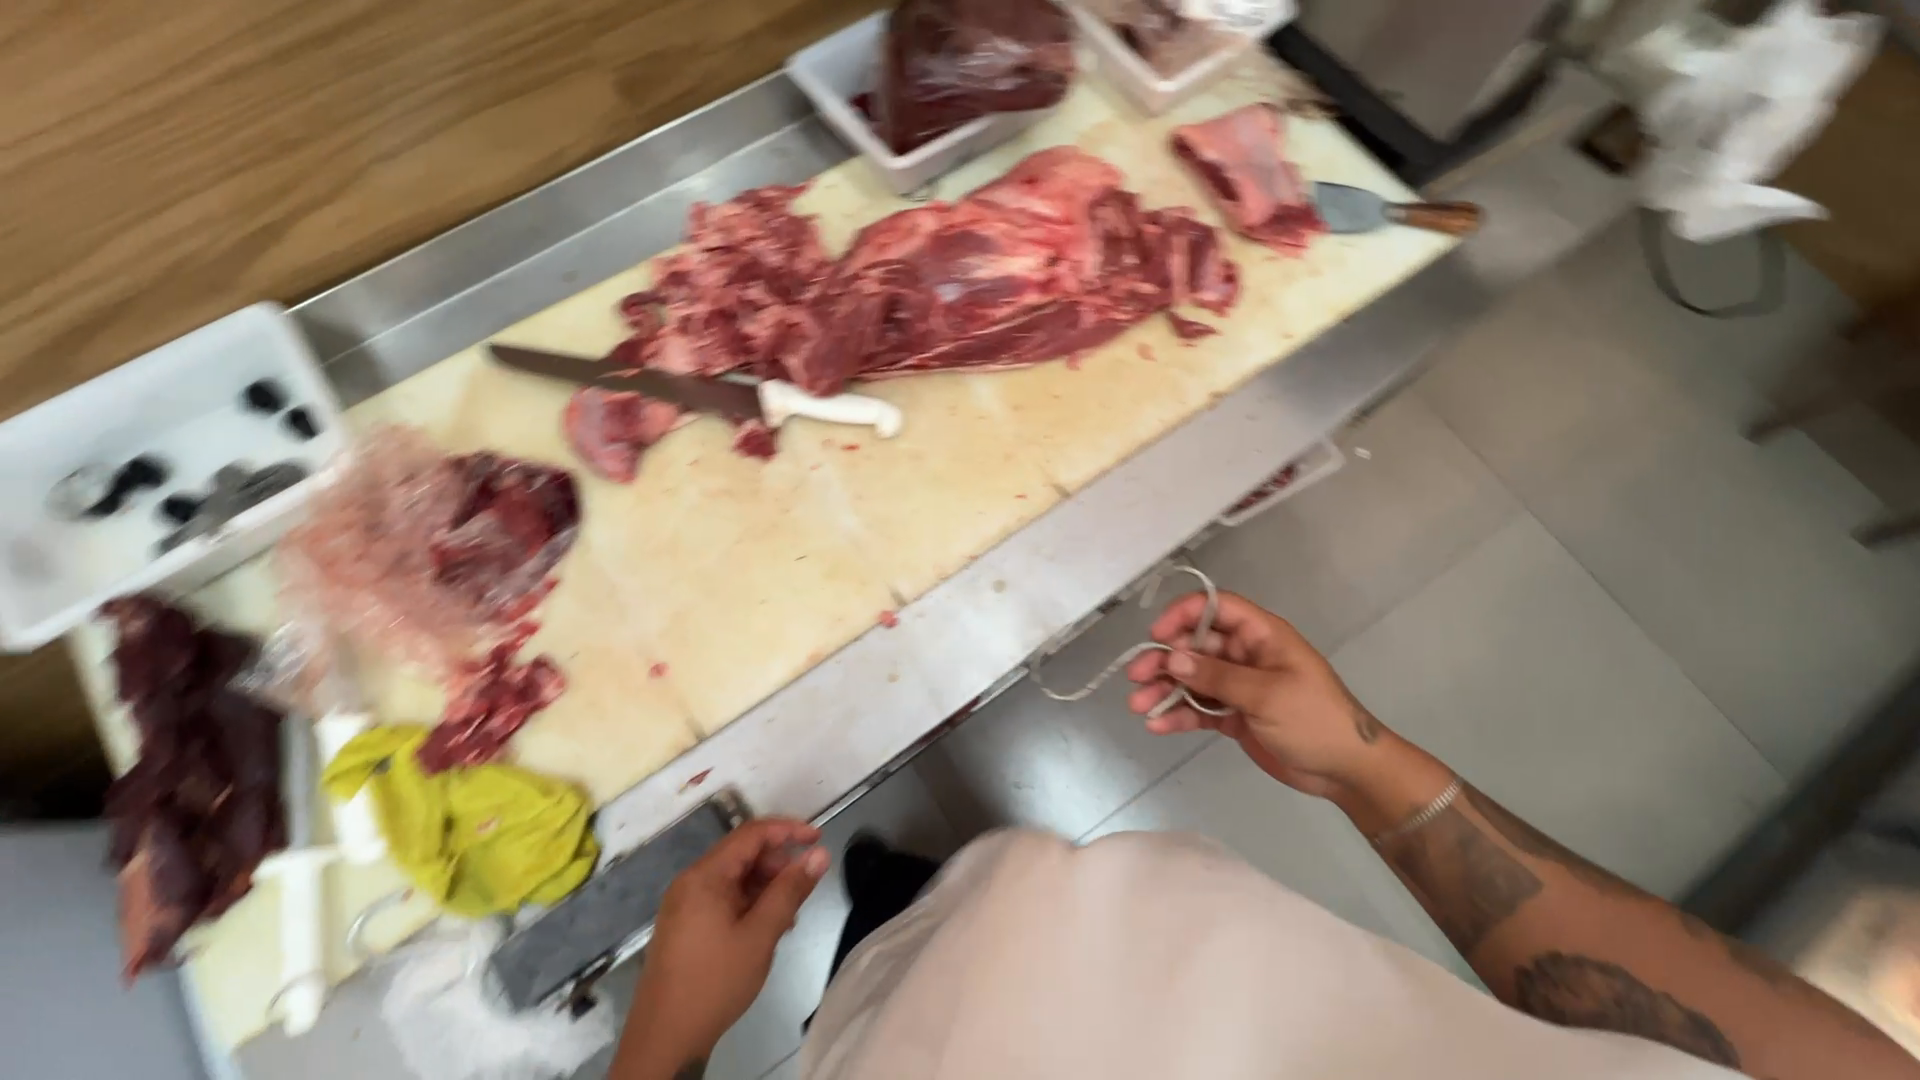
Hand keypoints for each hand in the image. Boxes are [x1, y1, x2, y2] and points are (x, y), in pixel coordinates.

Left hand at [618, 819, 829, 1074]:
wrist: (663, 1040)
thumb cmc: (714, 982)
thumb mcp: (760, 936)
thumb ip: (790, 891)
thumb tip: (819, 854)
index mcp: (704, 876)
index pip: (752, 834)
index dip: (788, 831)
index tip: (819, 840)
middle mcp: (691, 882)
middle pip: (742, 855)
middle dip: (777, 865)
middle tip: (802, 891)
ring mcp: (685, 904)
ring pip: (735, 878)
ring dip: (765, 888)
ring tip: (787, 917)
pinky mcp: (685, 925)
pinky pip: (723, 898)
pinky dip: (748, 904)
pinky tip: (765, 930)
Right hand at [1125, 591, 1385, 798]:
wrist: (1346, 770)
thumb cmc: (1315, 719)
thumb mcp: (1266, 694)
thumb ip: (1217, 676)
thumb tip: (1172, 657)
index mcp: (1261, 636)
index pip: (1216, 609)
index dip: (1183, 614)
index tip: (1157, 635)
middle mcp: (1245, 655)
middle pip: (1194, 646)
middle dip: (1163, 659)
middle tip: (1136, 677)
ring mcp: (1238, 686)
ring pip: (1191, 679)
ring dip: (1164, 689)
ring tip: (1139, 706)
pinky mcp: (1233, 715)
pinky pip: (1198, 708)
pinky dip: (1177, 715)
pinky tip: (1157, 725)